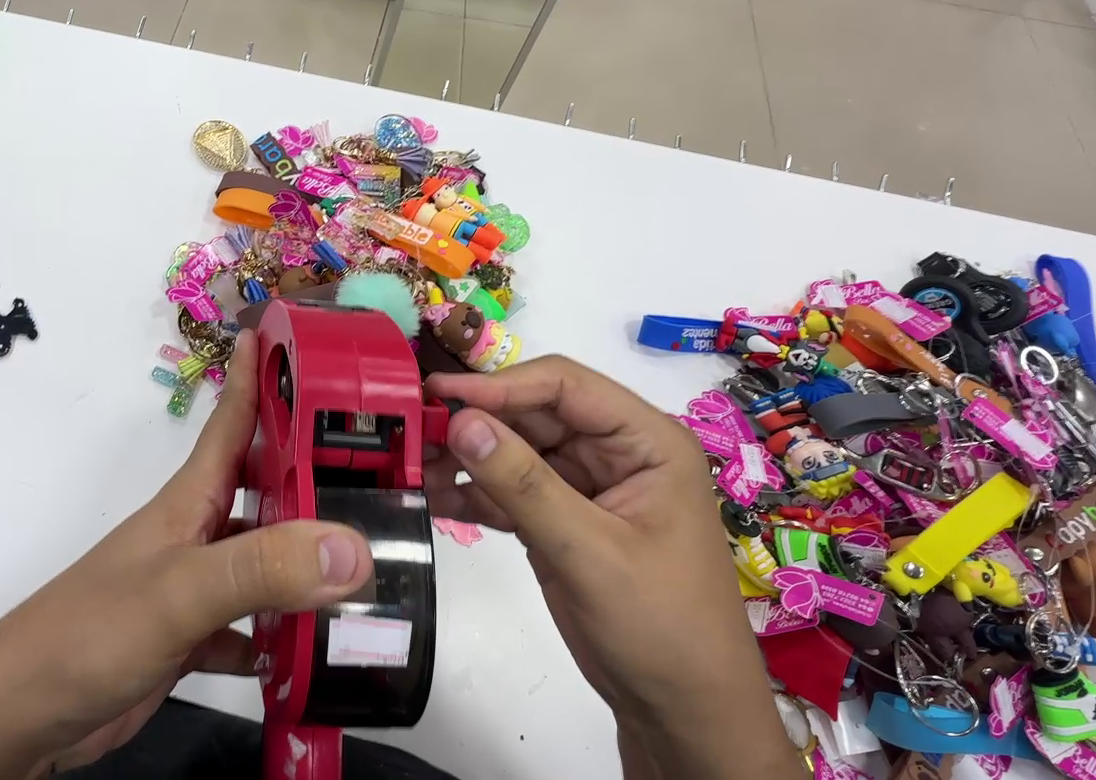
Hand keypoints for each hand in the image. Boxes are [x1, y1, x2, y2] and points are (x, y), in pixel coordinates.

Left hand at [0, 332, 373, 779]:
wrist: (26, 712)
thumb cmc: (94, 629)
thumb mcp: (180, 591)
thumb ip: (262, 567)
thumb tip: (353, 547)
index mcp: (190, 500)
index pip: (232, 422)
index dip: (257, 376)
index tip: (289, 337)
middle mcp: (197, 533)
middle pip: (263, 489)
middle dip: (312, 472)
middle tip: (378, 471)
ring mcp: (193, 586)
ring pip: (263, 559)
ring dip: (306, 559)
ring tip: (367, 563)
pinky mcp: (191, 637)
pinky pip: (250, 625)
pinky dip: (281, 633)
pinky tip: (314, 647)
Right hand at [425, 357, 798, 779]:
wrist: (681, 712)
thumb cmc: (660, 626)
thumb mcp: (589, 551)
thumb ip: (523, 483)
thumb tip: (459, 420)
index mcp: (645, 440)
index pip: (564, 385)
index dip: (500, 384)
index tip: (439, 395)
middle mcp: (614, 450)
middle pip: (531, 413)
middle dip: (474, 422)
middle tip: (414, 432)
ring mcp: (584, 483)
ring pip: (513, 448)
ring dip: (465, 456)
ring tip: (415, 467)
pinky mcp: (559, 516)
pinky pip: (508, 487)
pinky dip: (472, 491)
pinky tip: (433, 496)